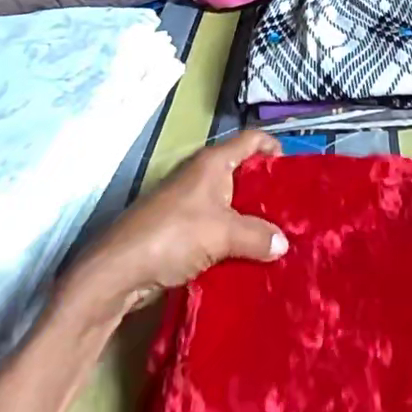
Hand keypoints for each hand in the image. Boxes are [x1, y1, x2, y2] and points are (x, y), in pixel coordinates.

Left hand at [74, 131, 289, 313]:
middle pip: (242, 172)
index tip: (294, 170)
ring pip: (228, 203)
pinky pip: (214, 227)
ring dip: (248, 219)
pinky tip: (245, 257)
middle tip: (290, 210)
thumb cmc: (173, 236)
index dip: (274, 147)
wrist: (117, 271)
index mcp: (213, 162)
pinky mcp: (177, 230)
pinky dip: (230, 238)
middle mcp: (200, 175)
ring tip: (274, 237)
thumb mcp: (224, 233)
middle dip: (265, 190)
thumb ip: (258, 236)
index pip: (251, 140)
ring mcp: (186, 202)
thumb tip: (283, 243)